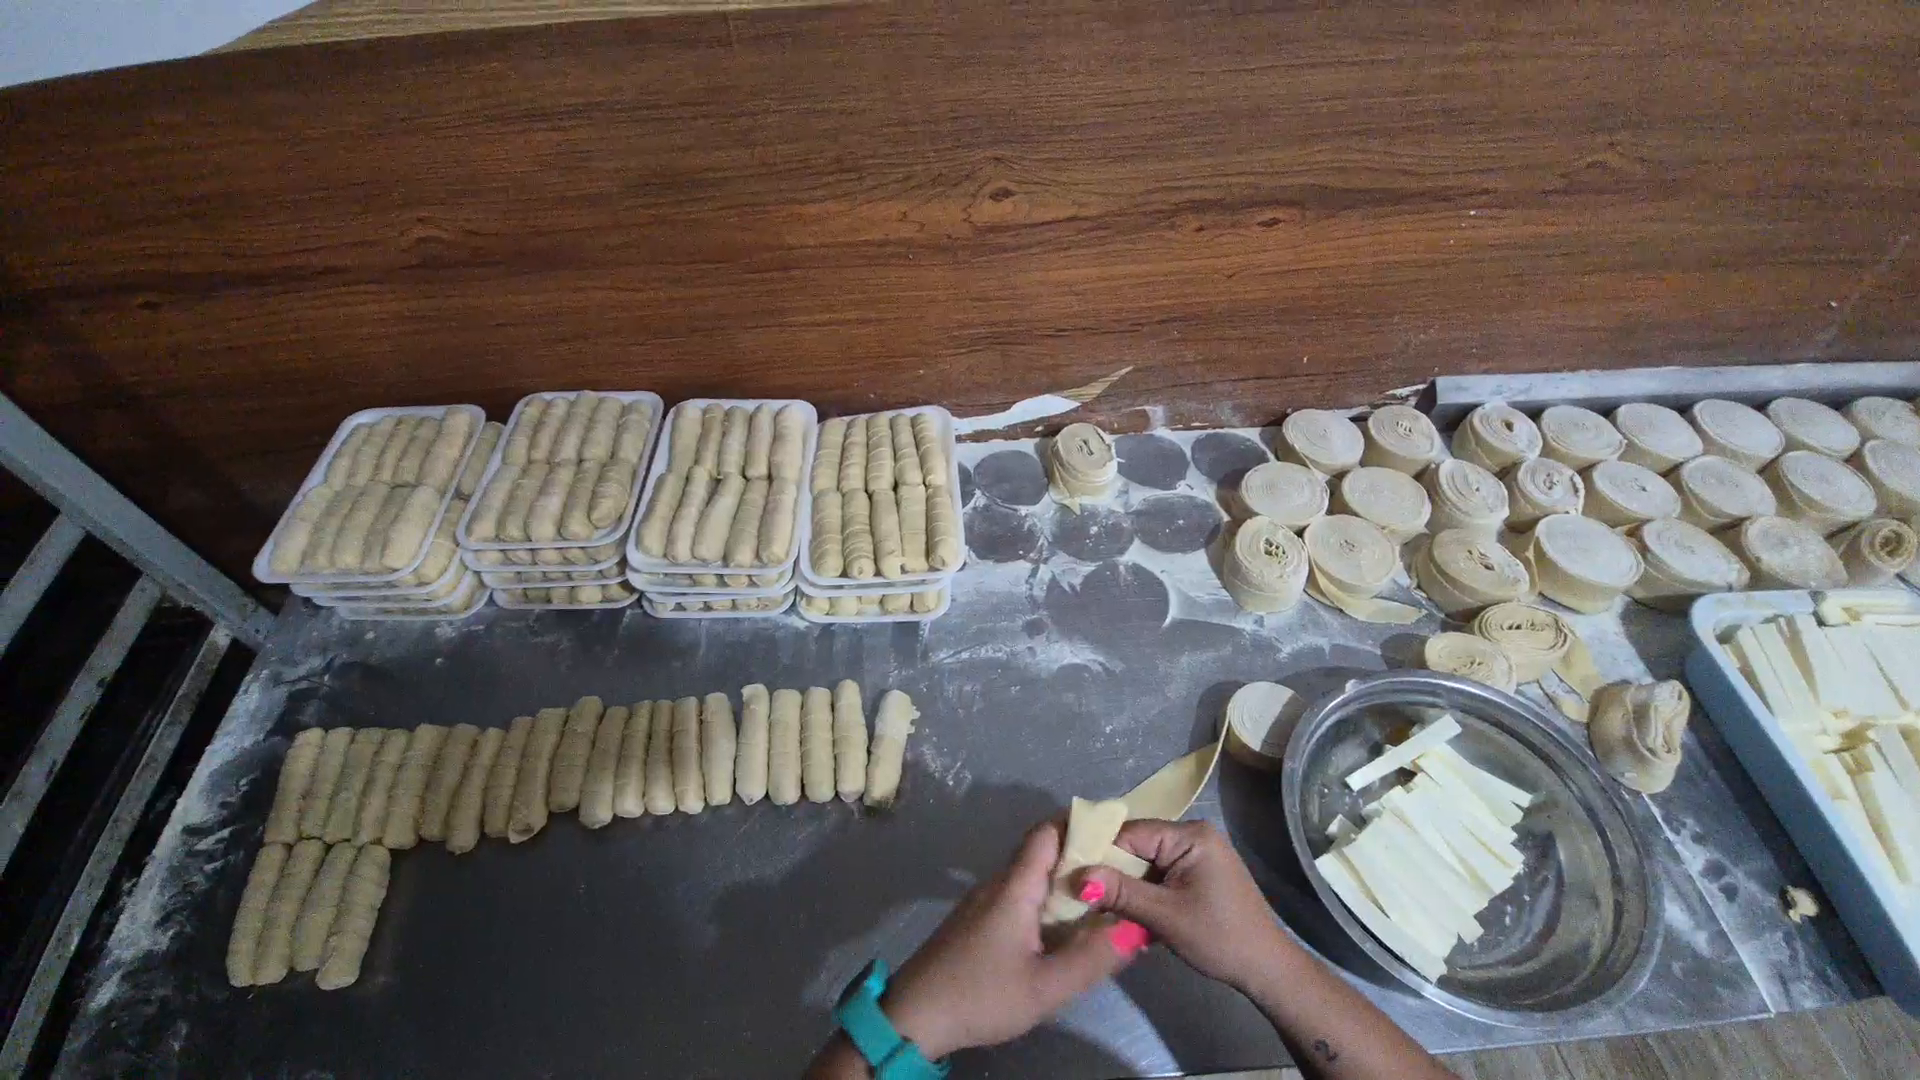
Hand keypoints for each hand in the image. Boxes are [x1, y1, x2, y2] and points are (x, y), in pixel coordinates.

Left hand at [881, 821, 1143, 1057]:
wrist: (913, 1016)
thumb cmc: (981, 995)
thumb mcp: (1046, 988)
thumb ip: (1092, 959)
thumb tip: (1135, 927)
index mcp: (1015, 887)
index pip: (1047, 834)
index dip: (1079, 826)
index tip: (1114, 835)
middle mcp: (997, 884)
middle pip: (1041, 853)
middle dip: (1080, 857)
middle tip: (1119, 874)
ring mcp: (983, 901)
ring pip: (1029, 877)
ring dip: (1062, 882)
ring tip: (1100, 900)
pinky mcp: (975, 921)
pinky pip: (1016, 895)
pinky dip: (1043, 900)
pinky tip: (1060, 927)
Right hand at [1074, 818, 1294, 992]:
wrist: (1267, 970)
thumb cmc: (1219, 938)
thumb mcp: (1165, 916)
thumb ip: (1121, 892)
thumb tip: (1077, 877)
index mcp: (1190, 835)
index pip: (1131, 834)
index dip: (1101, 854)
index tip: (1074, 876)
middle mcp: (1193, 835)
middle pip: (1137, 846)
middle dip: (1114, 872)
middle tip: (1085, 896)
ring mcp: (1197, 854)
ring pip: (1146, 862)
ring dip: (1128, 886)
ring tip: (1103, 907)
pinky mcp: (1198, 873)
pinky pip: (1159, 873)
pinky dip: (1145, 892)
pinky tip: (1131, 912)